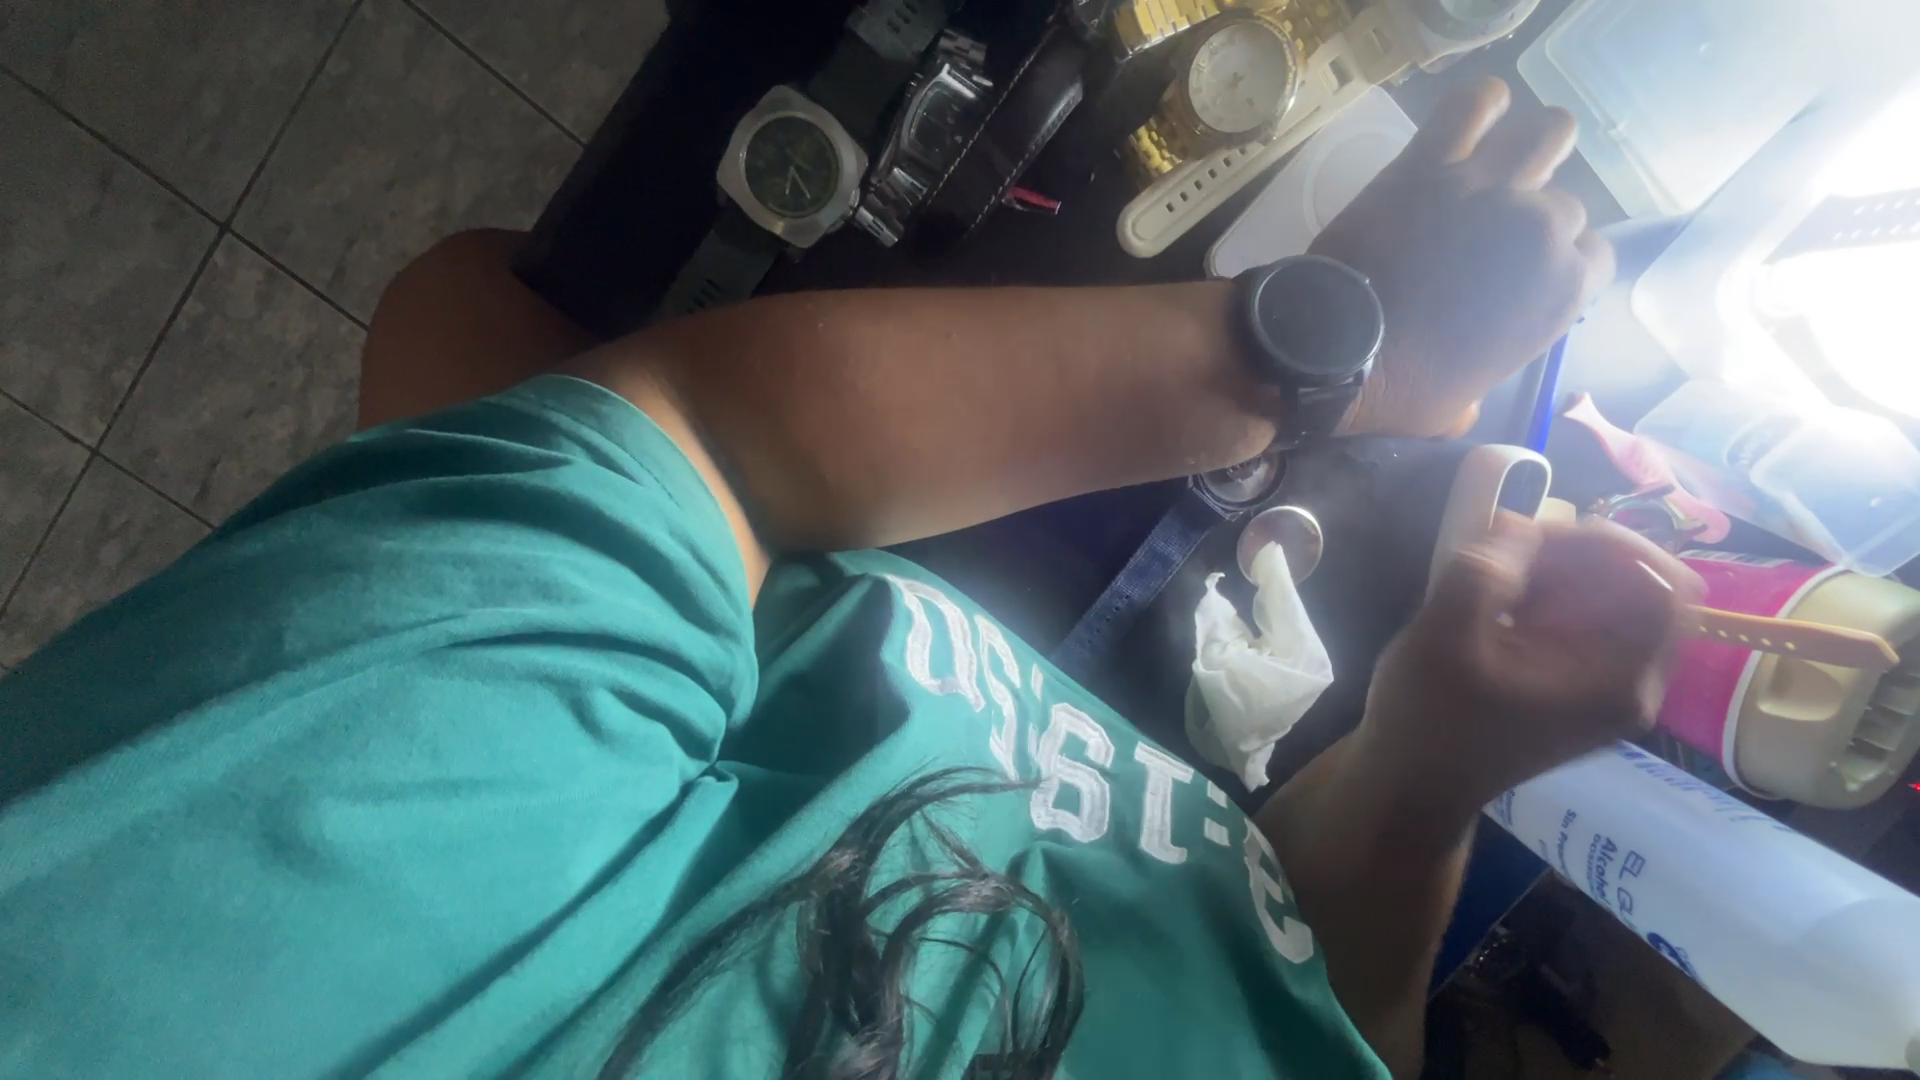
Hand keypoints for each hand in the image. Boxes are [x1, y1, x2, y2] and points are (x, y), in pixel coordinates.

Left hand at [1312, 78, 1614, 438]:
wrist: (1327, 356)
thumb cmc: (1393, 392)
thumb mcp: (1452, 412)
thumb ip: (1477, 393)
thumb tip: (1467, 404)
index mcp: (1561, 292)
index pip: (1591, 256)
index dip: (1553, 266)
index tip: (1514, 278)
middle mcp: (1540, 229)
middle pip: (1560, 205)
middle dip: (1526, 220)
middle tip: (1481, 239)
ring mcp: (1487, 189)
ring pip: (1546, 133)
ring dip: (1527, 151)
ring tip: (1492, 175)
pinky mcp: (1428, 166)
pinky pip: (1473, 103)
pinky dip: (1476, 107)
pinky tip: (1465, 128)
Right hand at [1352, 516, 1698, 819]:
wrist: (1409, 783)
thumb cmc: (1426, 717)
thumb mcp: (1442, 636)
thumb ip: (1481, 571)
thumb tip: (1518, 523)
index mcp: (1616, 678)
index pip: (1663, 585)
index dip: (1609, 543)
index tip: (1537, 532)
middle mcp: (1627, 684)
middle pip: (1635, 591)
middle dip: (1571, 557)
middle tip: (1501, 550)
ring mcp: (1599, 689)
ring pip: (1604, 605)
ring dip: (1551, 576)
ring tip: (1487, 579)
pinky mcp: (1569, 689)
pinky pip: (1576, 627)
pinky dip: (1539, 602)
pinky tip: (1488, 607)